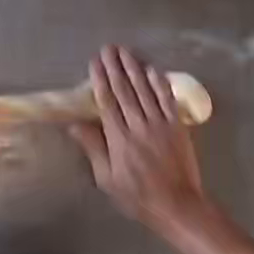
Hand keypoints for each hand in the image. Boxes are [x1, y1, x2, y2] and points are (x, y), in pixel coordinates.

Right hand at [70, 46, 223, 246]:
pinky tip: (152, 69)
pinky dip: (159, 83)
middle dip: (115, 67)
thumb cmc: (137, 196)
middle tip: (107, 48)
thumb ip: (94, 149)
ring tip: (125, 52)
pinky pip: (167, 99)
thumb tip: (75, 125)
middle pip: (124, 90)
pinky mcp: (176, 126)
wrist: (178, 205)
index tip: (94, 62)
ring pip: (144, 90)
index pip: (107, 101)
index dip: (100, 79)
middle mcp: (139, 125)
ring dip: (134, 68)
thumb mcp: (107, 179)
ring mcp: (160, 124)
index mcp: (119, 138)